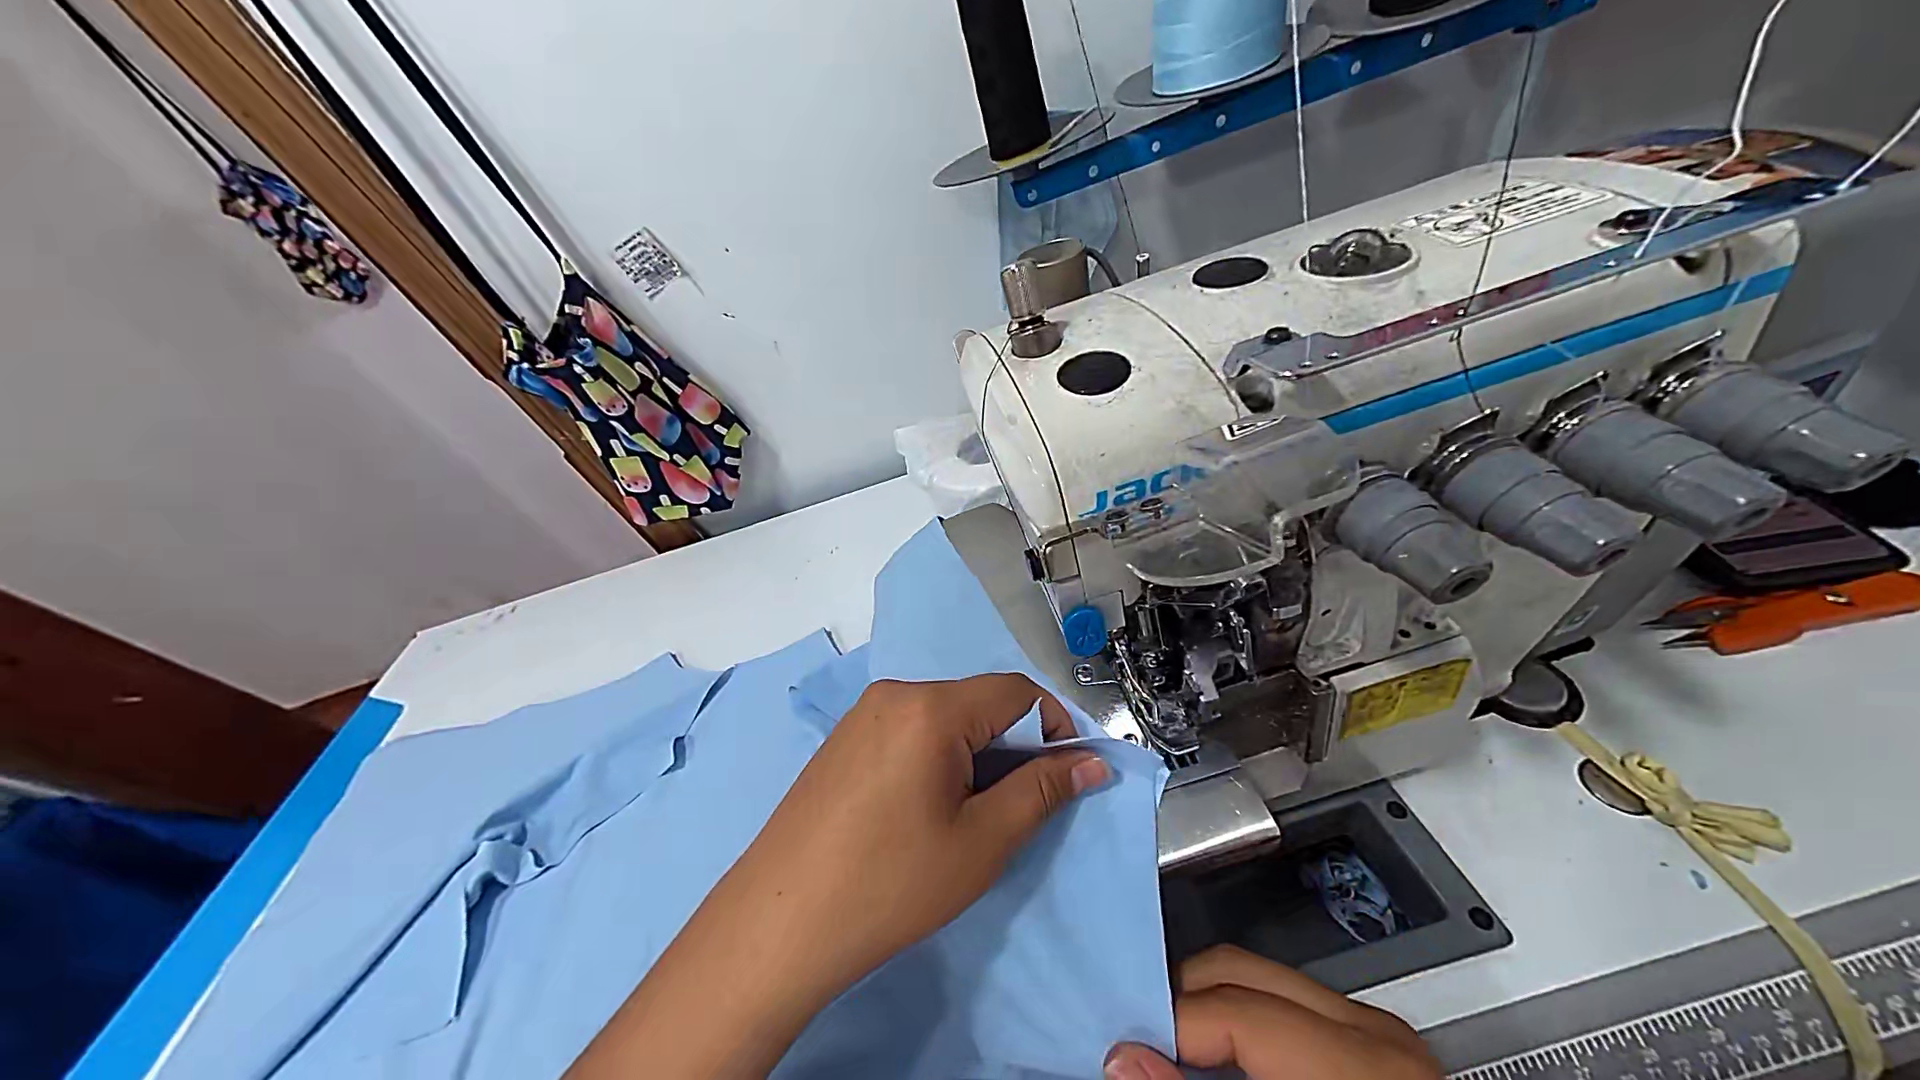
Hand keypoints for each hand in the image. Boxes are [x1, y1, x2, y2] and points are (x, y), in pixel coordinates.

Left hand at [567, 674, 1110, 1079]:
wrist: (780, 923)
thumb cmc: (891, 883)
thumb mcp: (983, 841)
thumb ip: (1043, 791)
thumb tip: (1092, 763)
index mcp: (930, 707)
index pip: (1016, 692)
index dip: (1054, 727)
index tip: (1064, 775)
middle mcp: (894, 694)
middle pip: (978, 701)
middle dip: (1013, 744)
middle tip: (1018, 804)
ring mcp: (862, 715)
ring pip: (945, 717)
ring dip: (976, 752)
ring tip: (973, 812)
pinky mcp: (844, 739)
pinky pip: (909, 729)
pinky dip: (938, 755)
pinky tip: (927, 808)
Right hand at [1104, 945, 1441, 1079]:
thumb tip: (1126, 1063)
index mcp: (1357, 1065)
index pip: (1232, 1009)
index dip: (1167, 1026)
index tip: (1124, 1053)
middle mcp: (1372, 1031)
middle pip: (1235, 970)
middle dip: (1177, 999)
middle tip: (1140, 1043)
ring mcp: (1378, 1034)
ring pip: (1257, 978)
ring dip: (1208, 1009)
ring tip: (1177, 1054)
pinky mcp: (1380, 1048)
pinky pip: (1286, 1006)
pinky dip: (1244, 1023)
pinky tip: (1227, 1064)